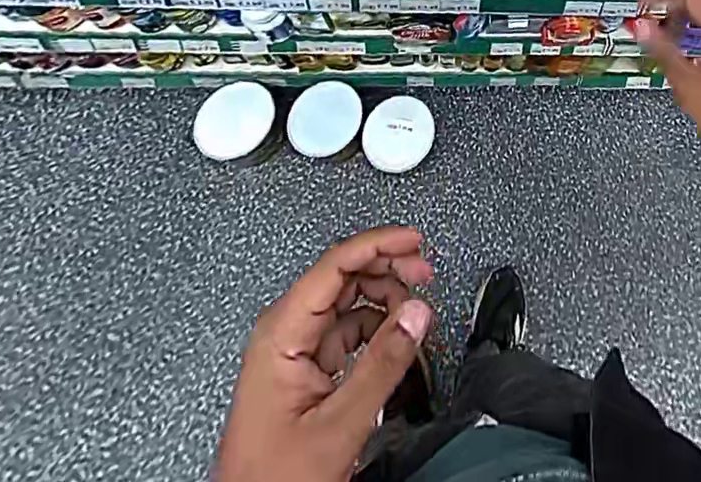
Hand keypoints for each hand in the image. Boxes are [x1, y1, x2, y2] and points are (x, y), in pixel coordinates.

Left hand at [215, 227, 434, 481]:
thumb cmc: (275, 481)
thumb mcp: (339, 424)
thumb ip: (383, 364)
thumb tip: (418, 312)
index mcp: (282, 333)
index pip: (336, 263)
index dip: (379, 244)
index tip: (415, 242)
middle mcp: (285, 330)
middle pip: (345, 273)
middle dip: (389, 266)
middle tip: (425, 273)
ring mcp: (296, 346)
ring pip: (350, 296)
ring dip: (387, 294)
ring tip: (414, 313)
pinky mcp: (308, 363)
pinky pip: (350, 323)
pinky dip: (379, 321)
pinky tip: (397, 335)